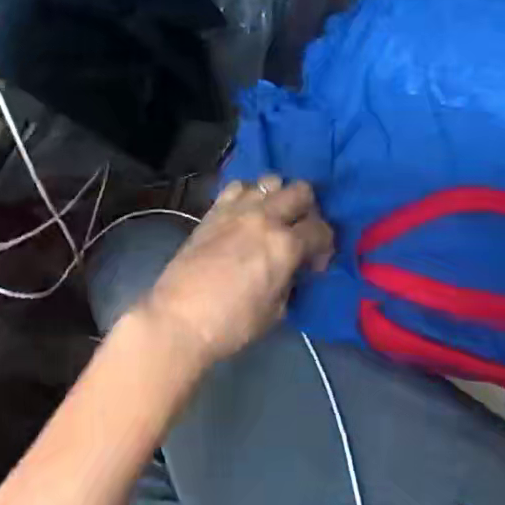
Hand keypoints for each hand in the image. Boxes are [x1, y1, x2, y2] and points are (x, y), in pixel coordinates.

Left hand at [134, 175, 335, 368]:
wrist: (180, 317)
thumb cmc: (232, 323)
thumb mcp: (276, 311)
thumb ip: (290, 280)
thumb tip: (293, 268)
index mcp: (285, 244)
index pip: (321, 230)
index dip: (325, 246)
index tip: (315, 264)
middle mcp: (265, 217)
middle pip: (301, 191)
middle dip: (308, 211)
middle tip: (300, 234)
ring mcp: (237, 209)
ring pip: (271, 181)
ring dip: (279, 197)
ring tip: (272, 219)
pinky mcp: (214, 210)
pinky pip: (238, 186)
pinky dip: (249, 195)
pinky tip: (245, 214)